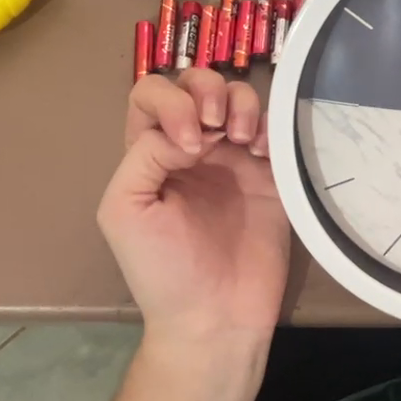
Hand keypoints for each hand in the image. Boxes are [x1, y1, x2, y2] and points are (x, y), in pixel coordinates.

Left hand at [96, 70, 291, 356]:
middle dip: (208, 91)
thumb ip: (146, 155)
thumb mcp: (125, 210)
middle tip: (217, 130)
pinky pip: (275, 129)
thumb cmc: (162, 270)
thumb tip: (192, 131)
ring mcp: (235, 158)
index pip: (151, 95)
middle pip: (197, 83)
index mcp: (150, 153)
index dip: (170, 102)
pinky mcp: (271, 175)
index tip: (188, 145)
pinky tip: (265, 152)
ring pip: (239, 97)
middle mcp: (193, 147)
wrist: (216, 317)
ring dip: (241, 105)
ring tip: (245, 143)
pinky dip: (272, 127)